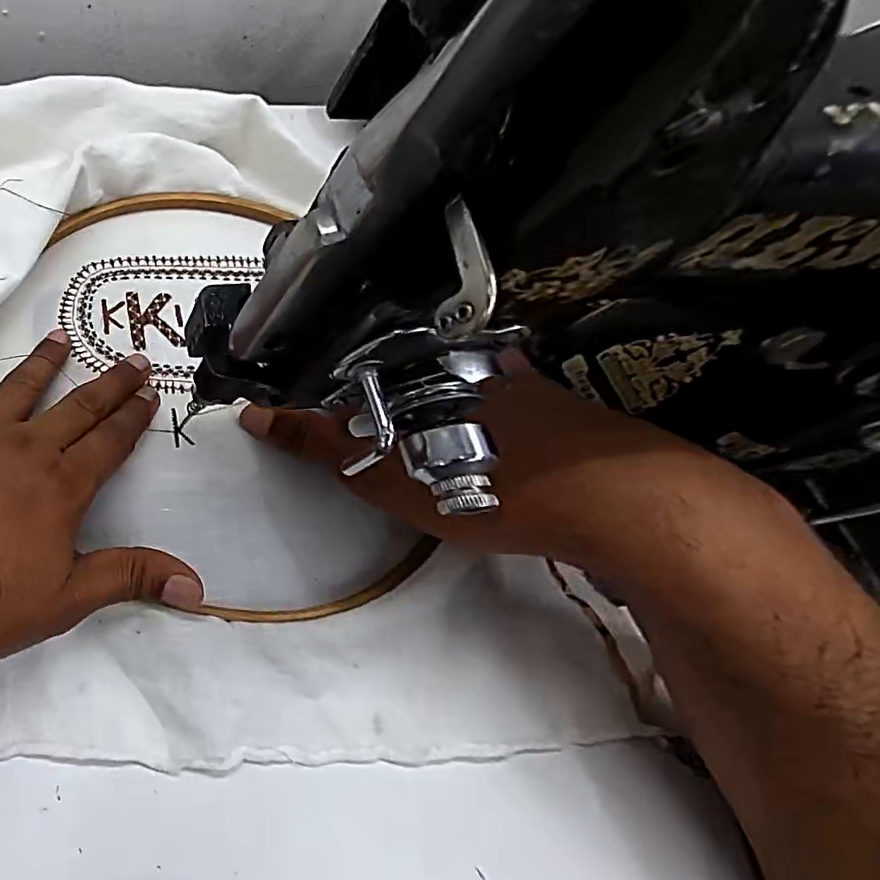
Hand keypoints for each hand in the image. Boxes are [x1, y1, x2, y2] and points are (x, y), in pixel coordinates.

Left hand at [0, 324, 204, 696]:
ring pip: (19, 388)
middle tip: (131, 360)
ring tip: (61, 337)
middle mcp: (22, 448)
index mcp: (60, 487)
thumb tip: (197, 586)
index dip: (132, 418)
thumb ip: (126, 578)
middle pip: (76, 408)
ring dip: (43, 362)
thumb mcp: (60, 601)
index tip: (149, 392)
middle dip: (107, 384)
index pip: (109, 443)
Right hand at [237, 355, 778, 573]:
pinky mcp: (573, 413)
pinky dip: (506, 400)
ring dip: (444, 391)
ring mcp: (529, 389)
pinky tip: (506, 411)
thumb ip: (320, 442)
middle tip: (377, 413)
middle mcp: (472, 373)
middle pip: (414, 371)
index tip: (325, 399)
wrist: (623, 508)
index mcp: (422, 380)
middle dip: (390, 387)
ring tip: (430, 417)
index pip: (363, 371)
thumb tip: (256, 415)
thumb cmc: (486, 485)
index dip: (337, 382)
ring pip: (468, 380)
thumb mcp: (386, 472)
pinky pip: (524, 397)